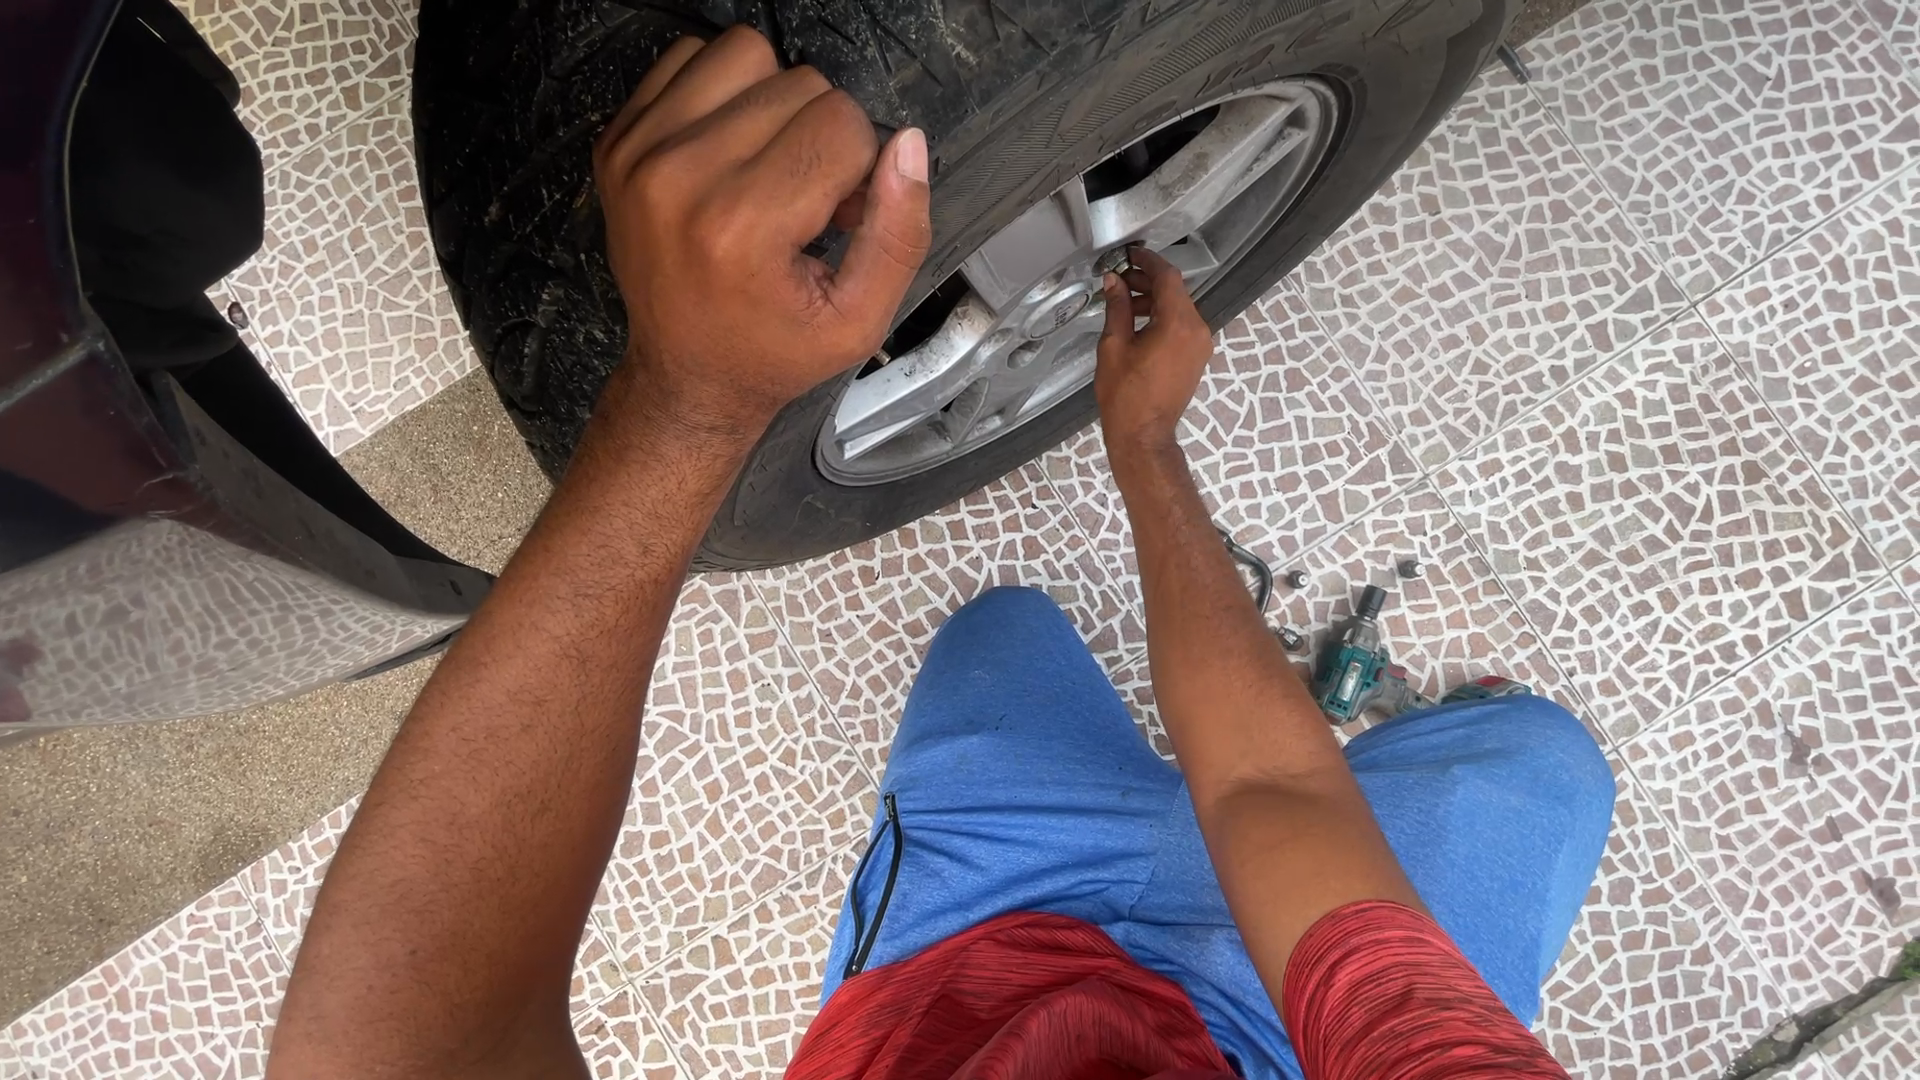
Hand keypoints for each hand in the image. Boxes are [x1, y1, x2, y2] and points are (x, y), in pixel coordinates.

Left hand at [592, 27, 931, 434]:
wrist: (689, 375)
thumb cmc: (771, 354)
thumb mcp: (859, 322)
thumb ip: (899, 238)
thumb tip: (909, 146)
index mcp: (744, 229)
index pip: (842, 125)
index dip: (862, 169)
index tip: (844, 215)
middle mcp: (683, 177)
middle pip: (801, 85)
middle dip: (824, 139)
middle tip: (811, 201)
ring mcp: (642, 153)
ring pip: (748, 55)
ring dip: (777, 105)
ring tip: (773, 169)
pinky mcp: (620, 140)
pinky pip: (691, 60)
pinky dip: (725, 96)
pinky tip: (733, 154)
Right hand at [1094, 246, 1214, 453]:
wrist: (1143, 435)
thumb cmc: (1125, 396)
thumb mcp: (1114, 346)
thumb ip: (1118, 308)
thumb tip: (1115, 282)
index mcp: (1178, 324)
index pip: (1168, 277)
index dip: (1148, 262)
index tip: (1130, 255)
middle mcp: (1197, 330)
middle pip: (1175, 292)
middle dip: (1148, 283)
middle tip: (1120, 281)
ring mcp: (1200, 345)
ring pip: (1179, 309)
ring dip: (1154, 302)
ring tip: (1125, 305)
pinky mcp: (1197, 358)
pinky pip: (1182, 327)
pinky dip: (1163, 319)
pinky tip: (1139, 325)